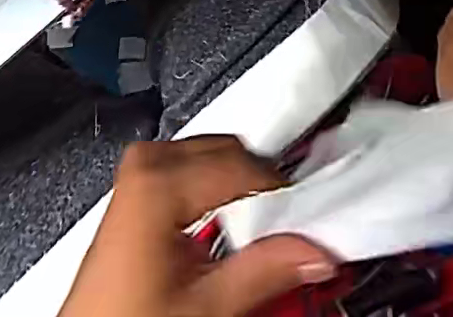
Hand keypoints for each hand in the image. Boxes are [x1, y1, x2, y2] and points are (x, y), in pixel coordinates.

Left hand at [60, 137, 335, 316]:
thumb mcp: (206, 307)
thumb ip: (265, 272)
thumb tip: (314, 250)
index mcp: (159, 180)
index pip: (244, 164)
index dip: (285, 191)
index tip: (313, 216)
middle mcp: (147, 162)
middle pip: (229, 152)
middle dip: (262, 187)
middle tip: (292, 225)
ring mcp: (139, 168)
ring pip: (212, 156)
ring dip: (240, 186)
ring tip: (261, 231)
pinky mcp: (138, 182)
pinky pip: (192, 166)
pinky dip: (217, 188)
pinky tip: (228, 225)